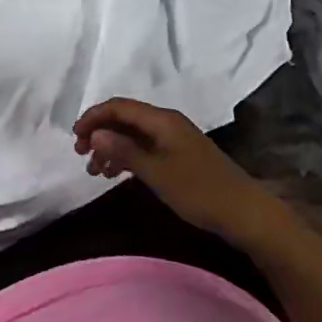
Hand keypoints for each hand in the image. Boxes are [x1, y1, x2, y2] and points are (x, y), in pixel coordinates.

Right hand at [73, 97, 284, 242]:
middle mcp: (166, 122)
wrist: (247, 214)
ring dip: (111, 147)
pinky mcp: (179, 155)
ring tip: (94, 171)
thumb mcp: (156, 173)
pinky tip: (116, 173)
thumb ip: (124, 151)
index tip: (74, 136)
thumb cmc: (199, 191)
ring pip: (132, 134)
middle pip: (124, 118)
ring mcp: (174, 139)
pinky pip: (144, 147)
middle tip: (80, 154)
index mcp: (162, 120)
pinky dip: (126, 156)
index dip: (93, 117)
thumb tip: (95, 133)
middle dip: (99, 132)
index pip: (119, 107)